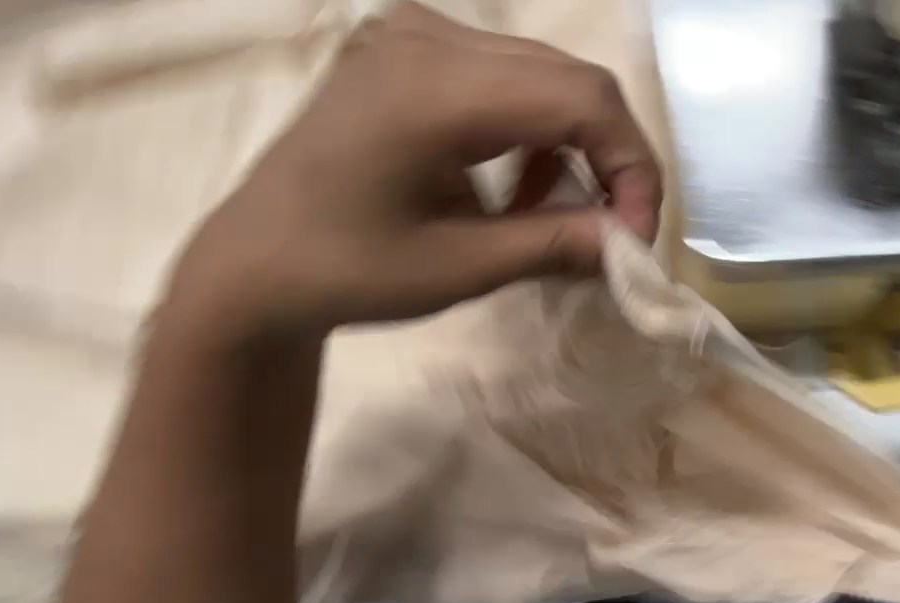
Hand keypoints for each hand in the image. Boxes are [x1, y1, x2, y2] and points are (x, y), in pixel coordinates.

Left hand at [165, 1, 662, 340]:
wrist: (262, 259)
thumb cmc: (353, 271)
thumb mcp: (465, 267)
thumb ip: (558, 246)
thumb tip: (633, 245)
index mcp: (435, 88)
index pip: (583, 100)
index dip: (632, 169)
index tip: (636, 240)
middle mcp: (430, 37)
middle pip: (574, 81)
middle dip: (612, 163)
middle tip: (616, 236)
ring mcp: (418, 34)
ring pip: (549, 79)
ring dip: (575, 152)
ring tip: (550, 218)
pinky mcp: (414, 50)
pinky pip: (511, 80)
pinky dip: (536, 137)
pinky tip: (514, 186)